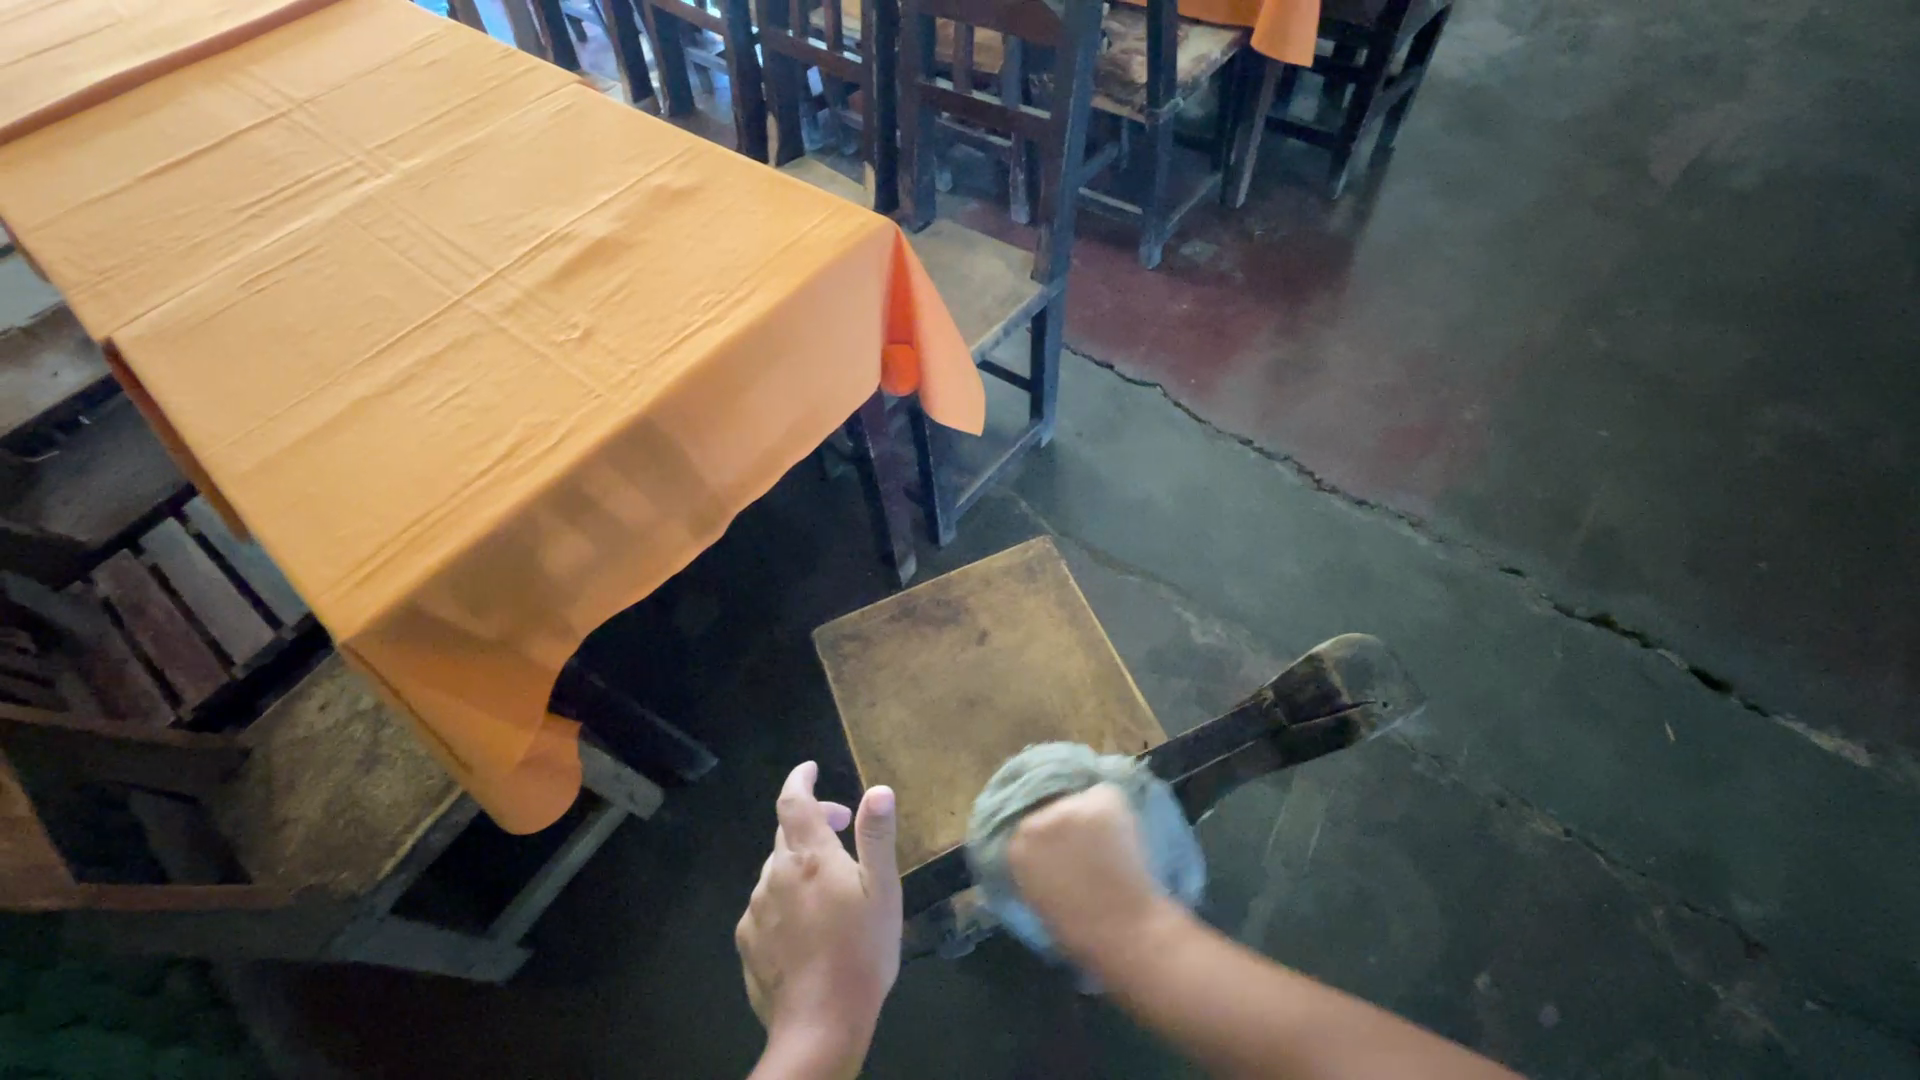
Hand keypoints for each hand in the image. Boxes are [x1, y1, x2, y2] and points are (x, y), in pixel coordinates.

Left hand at [737, 762, 900, 1077]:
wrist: (820, 1025)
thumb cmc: (861, 952)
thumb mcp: (883, 891)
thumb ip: (877, 837)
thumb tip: (879, 789)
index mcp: (809, 857)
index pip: (793, 801)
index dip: (800, 780)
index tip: (810, 769)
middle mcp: (775, 874)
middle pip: (786, 833)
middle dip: (812, 822)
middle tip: (841, 828)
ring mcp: (757, 909)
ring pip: (775, 870)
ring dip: (798, 863)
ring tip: (828, 884)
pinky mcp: (747, 941)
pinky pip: (765, 904)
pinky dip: (784, 897)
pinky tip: (806, 923)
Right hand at [1007, 783, 1175, 964]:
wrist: (1123, 931)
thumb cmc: (1081, 931)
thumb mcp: (1038, 897)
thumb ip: (1034, 866)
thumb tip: (1045, 851)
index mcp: (1016, 849)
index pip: (1026, 826)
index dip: (1047, 835)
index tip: (1061, 847)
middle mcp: (1036, 821)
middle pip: (1049, 807)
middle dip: (1063, 821)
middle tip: (1083, 842)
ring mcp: (1068, 808)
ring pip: (1078, 797)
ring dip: (1088, 812)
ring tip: (1104, 837)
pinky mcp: (1100, 801)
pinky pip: (1105, 794)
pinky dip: (1114, 809)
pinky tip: (1121, 831)